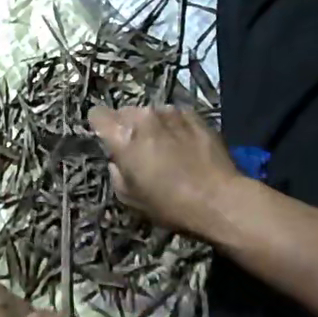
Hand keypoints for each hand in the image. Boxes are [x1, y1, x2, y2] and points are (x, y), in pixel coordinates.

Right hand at [88, 105, 242, 233]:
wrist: (220, 199)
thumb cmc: (171, 204)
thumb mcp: (131, 198)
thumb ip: (116, 172)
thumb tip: (117, 160)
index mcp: (123, 136)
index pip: (97, 115)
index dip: (101, 126)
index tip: (109, 139)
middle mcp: (143, 116)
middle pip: (125, 113)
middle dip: (128, 128)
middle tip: (141, 151)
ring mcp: (170, 111)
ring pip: (150, 113)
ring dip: (153, 126)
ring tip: (167, 149)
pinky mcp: (192, 113)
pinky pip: (174, 115)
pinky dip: (174, 126)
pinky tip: (186, 146)